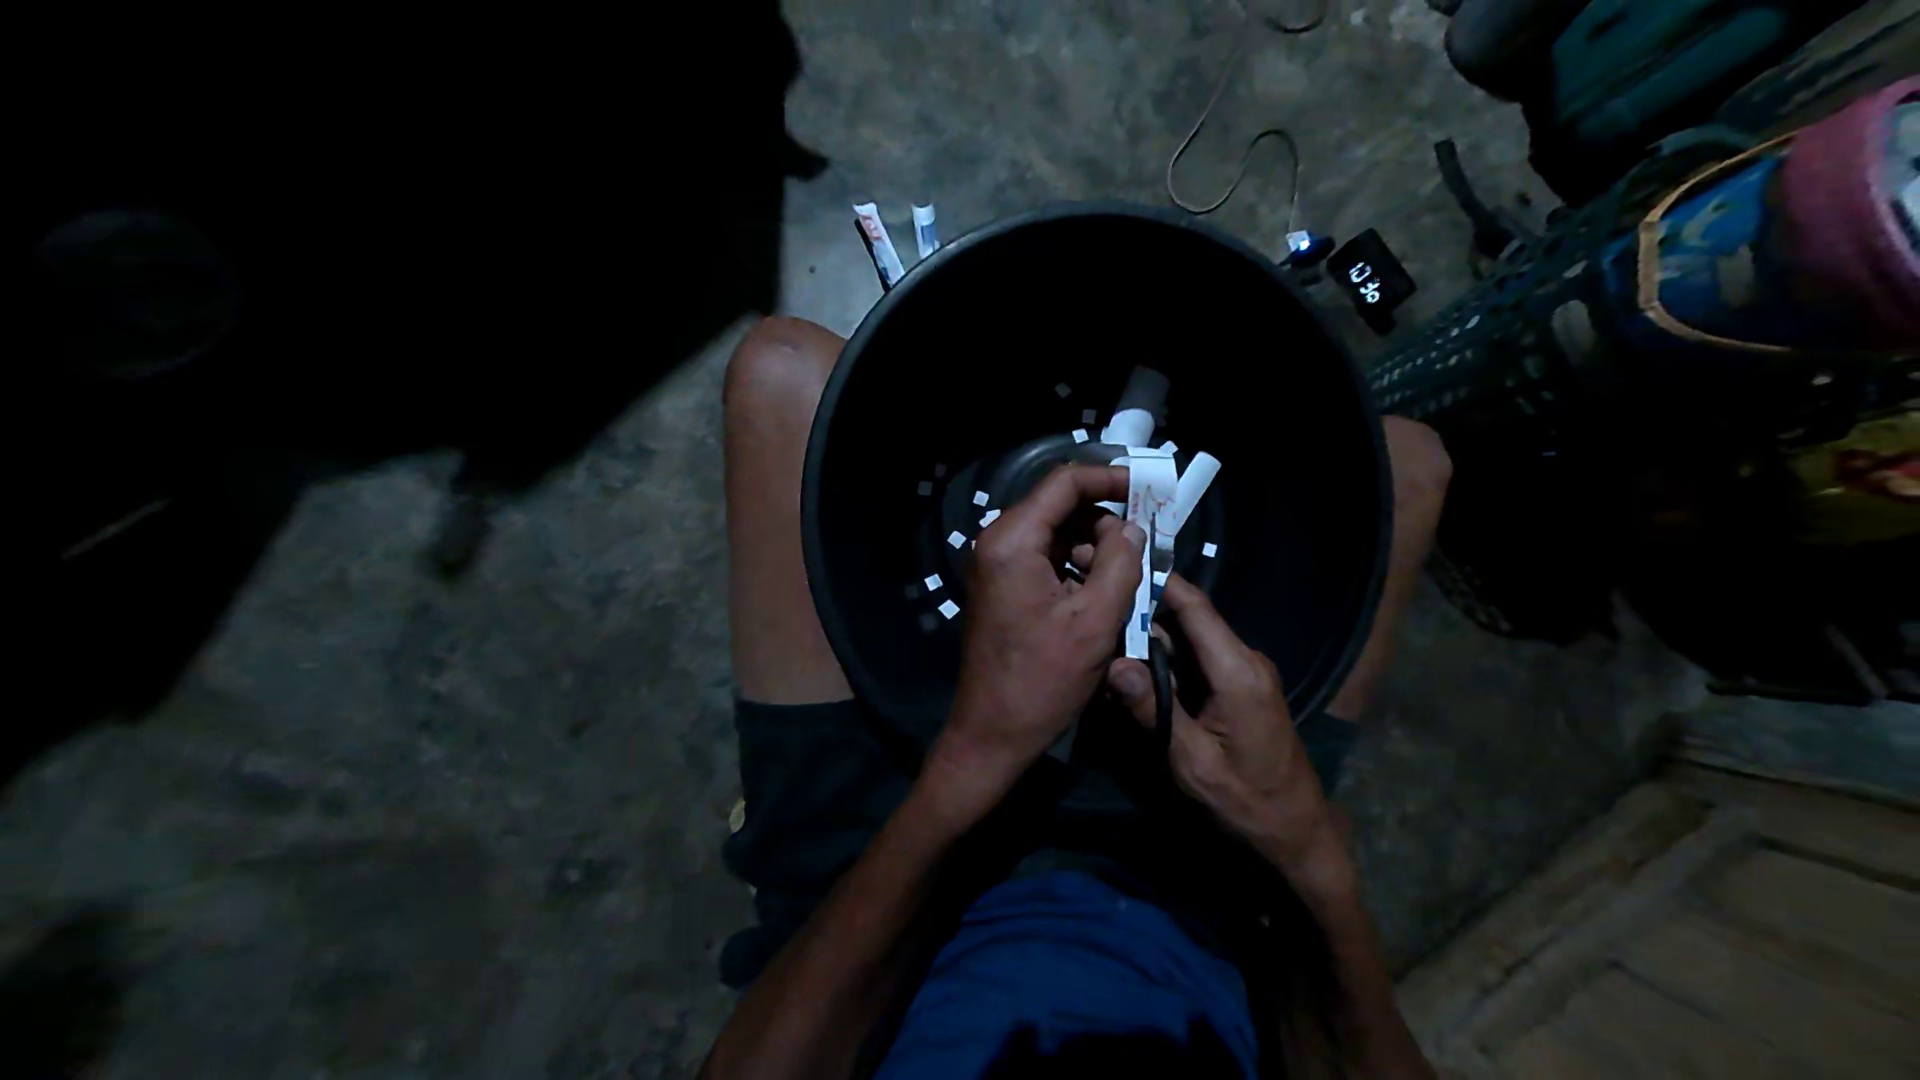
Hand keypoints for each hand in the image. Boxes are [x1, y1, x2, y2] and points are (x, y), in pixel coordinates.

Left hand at [922, 465, 1144, 822]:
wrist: (992, 730)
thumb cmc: (1043, 680)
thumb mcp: (1096, 620)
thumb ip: (1120, 564)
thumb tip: (1132, 528)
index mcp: (1012, 542)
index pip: (1064, 483)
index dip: (1110, 480)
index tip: (1148, 491)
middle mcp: (996, 543)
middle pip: (1058, 506)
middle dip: (1103, 520)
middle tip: (1143, 544)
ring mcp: (995, 565)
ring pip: (1054, 533)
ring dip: (1092, 546)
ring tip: (1125, 576)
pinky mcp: (1000, 586)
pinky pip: (1043, 558)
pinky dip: (1074, 566)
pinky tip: (1100, 592)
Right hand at [1107, 574, 1354, 899]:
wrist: (1295, 831)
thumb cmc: (1246, 800)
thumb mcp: (1192, 762)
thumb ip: (1153, 710)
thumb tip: (1114, 665)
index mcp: (1238, 671)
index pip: (1194, 607)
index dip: (1157, 579)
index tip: (1118, 559)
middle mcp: (1245, 660)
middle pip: (1187, 620)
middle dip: (1142, 609)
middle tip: (1099, 604)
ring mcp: (1244, 671)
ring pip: (1188, 639)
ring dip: (1149, 637)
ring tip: (1105, 632)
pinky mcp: (1238, 685)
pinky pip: (1196, 659)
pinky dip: (1164, 658)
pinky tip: (1132, 666)